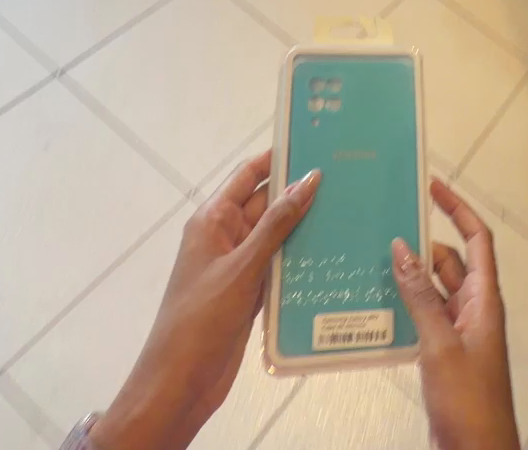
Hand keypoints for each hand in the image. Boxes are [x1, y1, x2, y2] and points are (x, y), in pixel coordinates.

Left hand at [94, 152, 320, 449]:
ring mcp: (239, 264)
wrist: (179, 384)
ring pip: (277, 234)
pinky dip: (300, 257)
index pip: (248, 175)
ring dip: (304, 226)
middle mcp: (226, 236)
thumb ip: (277, 223)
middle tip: (345, 179)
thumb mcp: (242, 266)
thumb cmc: (202, 317)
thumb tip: (309, 179)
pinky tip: (332, 251)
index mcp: (213, 220)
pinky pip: (279, 263)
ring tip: (348, 210)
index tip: (315, 144)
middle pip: (267, 203)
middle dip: (300, 192)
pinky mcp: (250, 291)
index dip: (278, 158)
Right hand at [392, 180, 519, 449]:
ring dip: (409, 278)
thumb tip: (403, 247)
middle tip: (386, 228)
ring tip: (372, 262)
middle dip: (422, 245)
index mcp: (484, 297)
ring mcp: (460, 331)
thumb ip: (420, 295)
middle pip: (450, 261)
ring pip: (434, 290)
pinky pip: (425, 317)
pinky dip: (405, 307)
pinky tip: (377, 305)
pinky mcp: (445, 354)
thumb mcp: (440, 343)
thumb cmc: (468, 399)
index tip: (432, 186)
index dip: (458, 208)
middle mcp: (475, 307)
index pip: (476, 238)